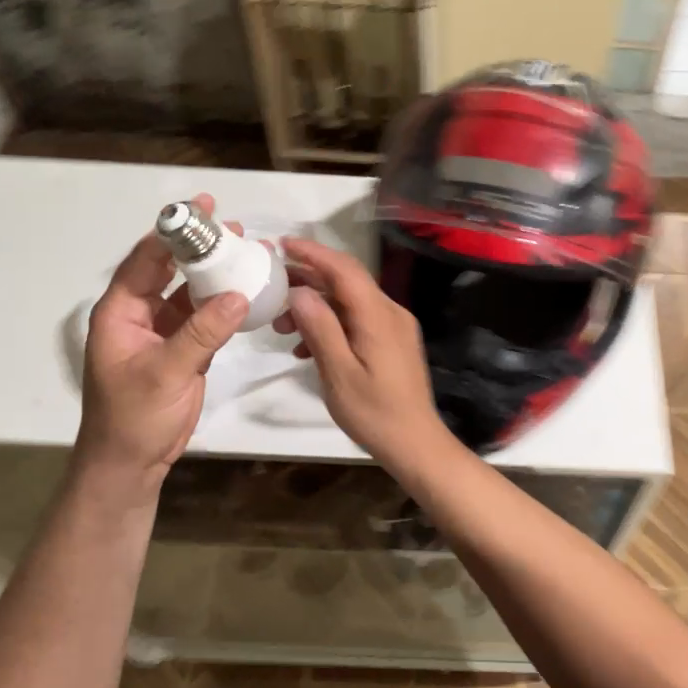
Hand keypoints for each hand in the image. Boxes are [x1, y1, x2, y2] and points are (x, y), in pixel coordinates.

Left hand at [77, 194, 248, 485]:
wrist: (131, 464)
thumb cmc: (134, 417)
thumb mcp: (166, 372)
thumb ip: (201, 333)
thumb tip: (238, 295)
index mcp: (120, 313)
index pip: (145, 262)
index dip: (172, 233)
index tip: (200, 210)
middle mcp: (139, 316)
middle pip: (168, 270)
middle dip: (197, 247)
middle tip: (232, 225)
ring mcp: (162, 333)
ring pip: (188, 293)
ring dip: (213, 274)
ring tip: (245, 250)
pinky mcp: (183, 351)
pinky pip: (203, 318)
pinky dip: (223, 304)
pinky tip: (246, 290)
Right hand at [273, 238, 454, 465]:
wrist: (414, 442)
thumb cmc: (374, 412)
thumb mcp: (339, 372)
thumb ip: (320, 328)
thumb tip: (299, 291)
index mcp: (378, 316)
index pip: (344, 270)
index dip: (313, 254)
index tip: (282, 245)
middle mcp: (391, 313)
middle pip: (347, 283)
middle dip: (309, 281)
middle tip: (272, 288)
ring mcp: (395, 328)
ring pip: (350, 303)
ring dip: (316, 307)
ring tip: (282, 327)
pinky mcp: (393, 343)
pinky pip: (358, 321)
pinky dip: (331, 326)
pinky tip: (306, 348)